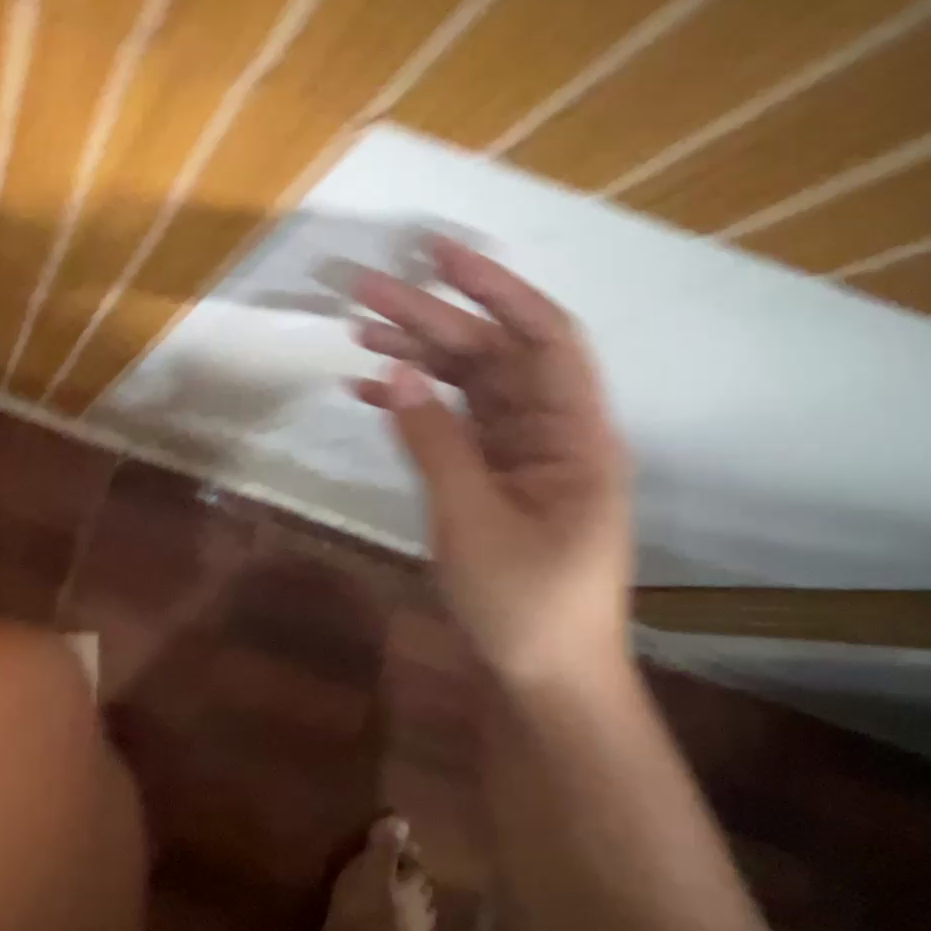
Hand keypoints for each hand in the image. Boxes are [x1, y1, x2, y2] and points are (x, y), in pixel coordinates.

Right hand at [352, 239, 631, 682]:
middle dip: (431, 318)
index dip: (493, 289)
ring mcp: (519, 455)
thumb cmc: (525, 601)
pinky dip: (411, 404)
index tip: (436, 255)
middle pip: (492, 354)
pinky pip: (450, 423)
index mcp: (574, 435)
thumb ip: (433, 441)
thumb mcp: (473, 519)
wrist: (544, 676)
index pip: (540, 338)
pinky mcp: (490, 478)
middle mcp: (551, 433)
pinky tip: (366, 390)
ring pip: (467, 384)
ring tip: (356, 330)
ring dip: (416, 355)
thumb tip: (389, 371)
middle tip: (361, 290)